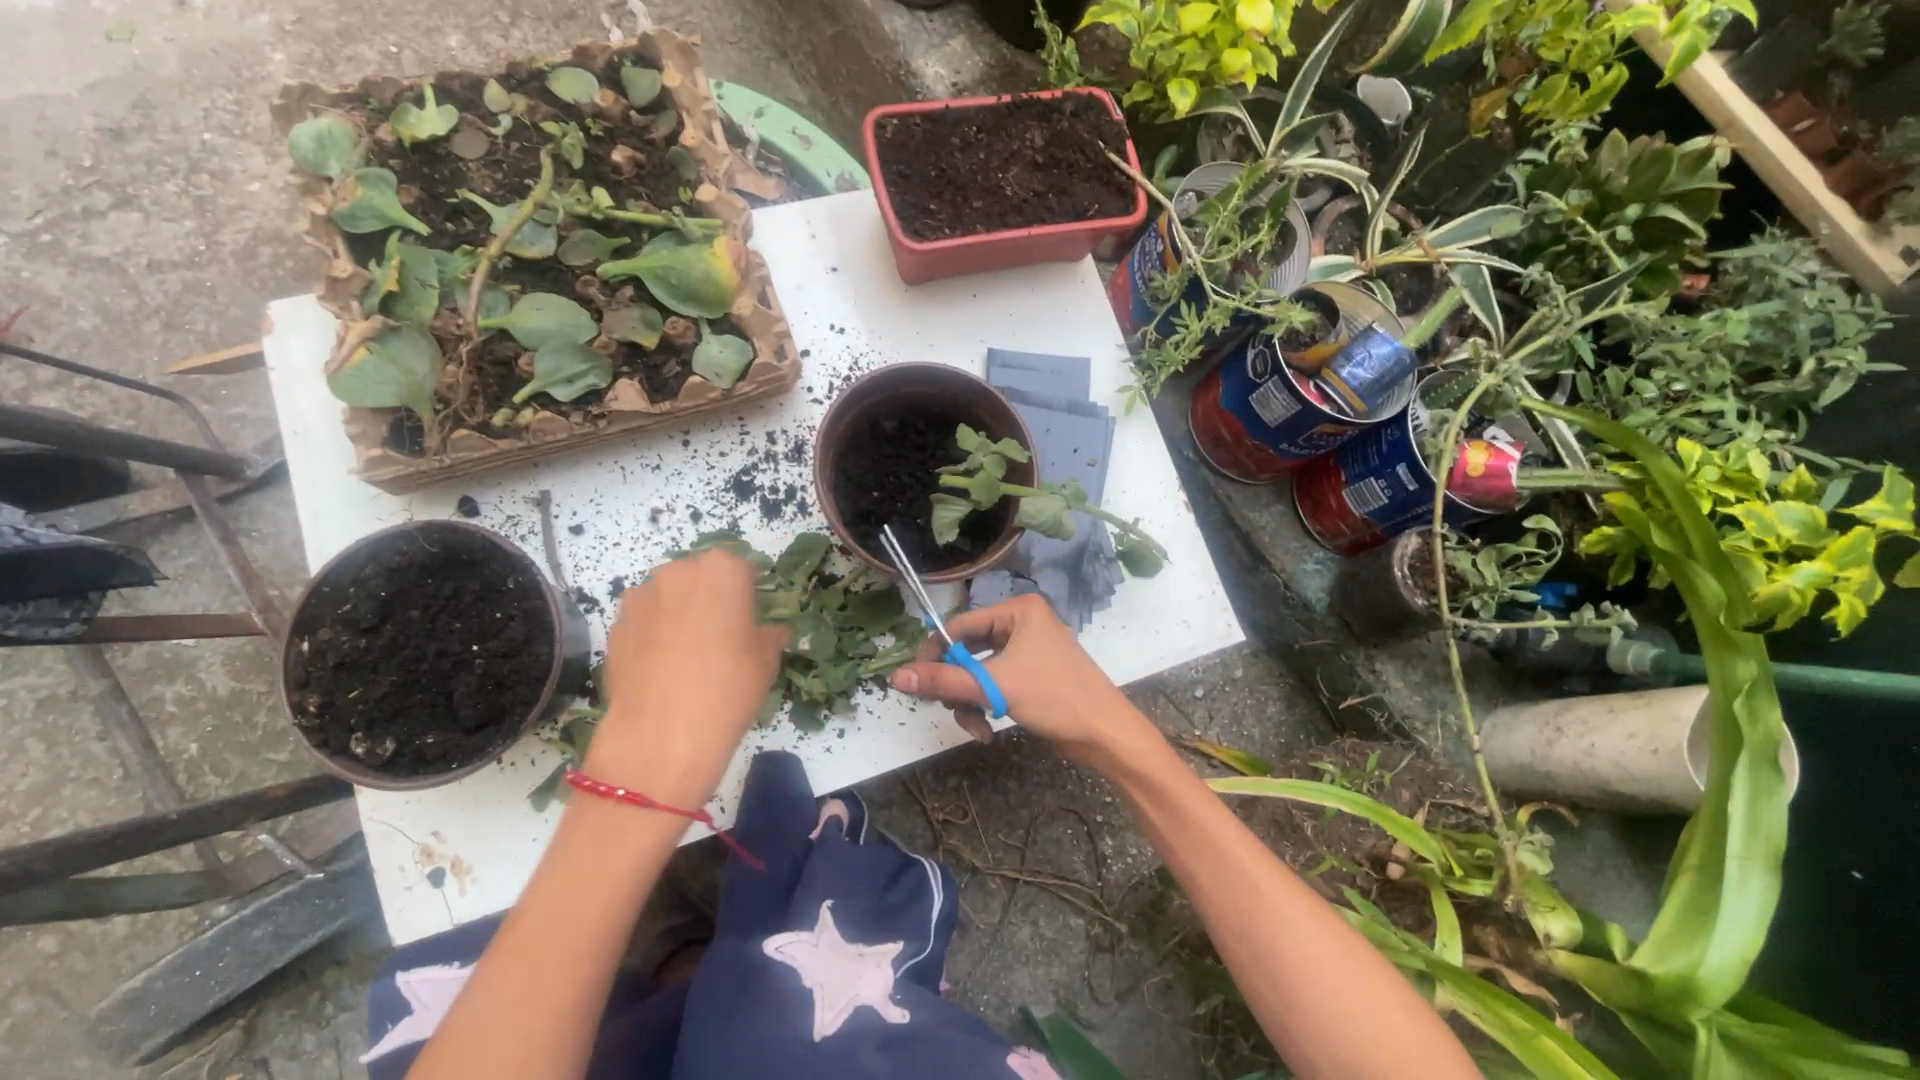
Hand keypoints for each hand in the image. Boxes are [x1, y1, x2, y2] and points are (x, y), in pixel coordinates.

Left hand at [584, 550, 788, 806]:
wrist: (661, 736)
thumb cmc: (727, 689)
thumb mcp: (766, 662)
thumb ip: (770, 635)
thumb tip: (772, 631)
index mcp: (721, 570)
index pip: (743, 567)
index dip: (750, 590)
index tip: (754, 615)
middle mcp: (678, 572)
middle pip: (700, 576)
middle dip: (712, 597)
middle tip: (724, 634)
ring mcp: (641, 597)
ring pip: (668, 596)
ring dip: (680, 614)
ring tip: (689, 654)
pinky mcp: (616, 626)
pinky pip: (644, 621)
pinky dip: (655, 634)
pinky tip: (663, 668)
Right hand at [889, 595, 1150, 765]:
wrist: (1105, 734)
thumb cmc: (1055, 698)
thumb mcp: (995, 688)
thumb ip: (944, 681)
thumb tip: (896, 676)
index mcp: (1018, 611)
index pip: (960, 626)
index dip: (936, 655)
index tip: (916, 683)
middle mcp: (1022, 623)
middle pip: (967, 650)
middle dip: (958, 685)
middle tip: (950, 707)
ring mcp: (1028, 650)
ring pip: (978, 672)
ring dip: (971, 702)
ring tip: (976, 726)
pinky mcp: (1031, 675)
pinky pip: (994, 684)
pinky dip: (986, 706)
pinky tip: (988, 730)